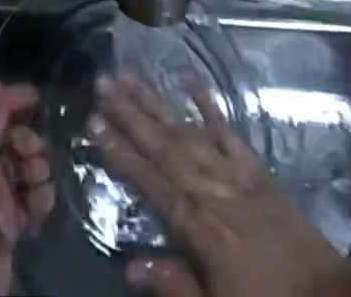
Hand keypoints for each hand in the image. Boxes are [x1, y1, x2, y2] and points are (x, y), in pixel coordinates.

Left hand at [0, 81, 55, 296]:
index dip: (10, 101)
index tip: (37, 96)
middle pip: (12, 137)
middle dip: (27, 139)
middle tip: (31, 152)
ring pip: (28, 165)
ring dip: (37, 167)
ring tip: (35, 182)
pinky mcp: (14, 220)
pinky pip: (36, 196)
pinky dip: (42, 196)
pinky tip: (39, 205)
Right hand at [90, 76, 350, 296]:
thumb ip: (174, 284)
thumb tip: (129, 265)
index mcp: (199, 224)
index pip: (149, 179)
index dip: (119, 150)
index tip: (93, 121)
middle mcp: (213, 189)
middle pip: (164, 144)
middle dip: (130, 112)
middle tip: (102, 82)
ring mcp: (236, 174)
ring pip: (188, 130)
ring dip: (156, 101)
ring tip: (129, 75)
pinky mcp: (258, 169)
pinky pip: (229, 131)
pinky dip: (209, 104)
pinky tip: (189, 80)